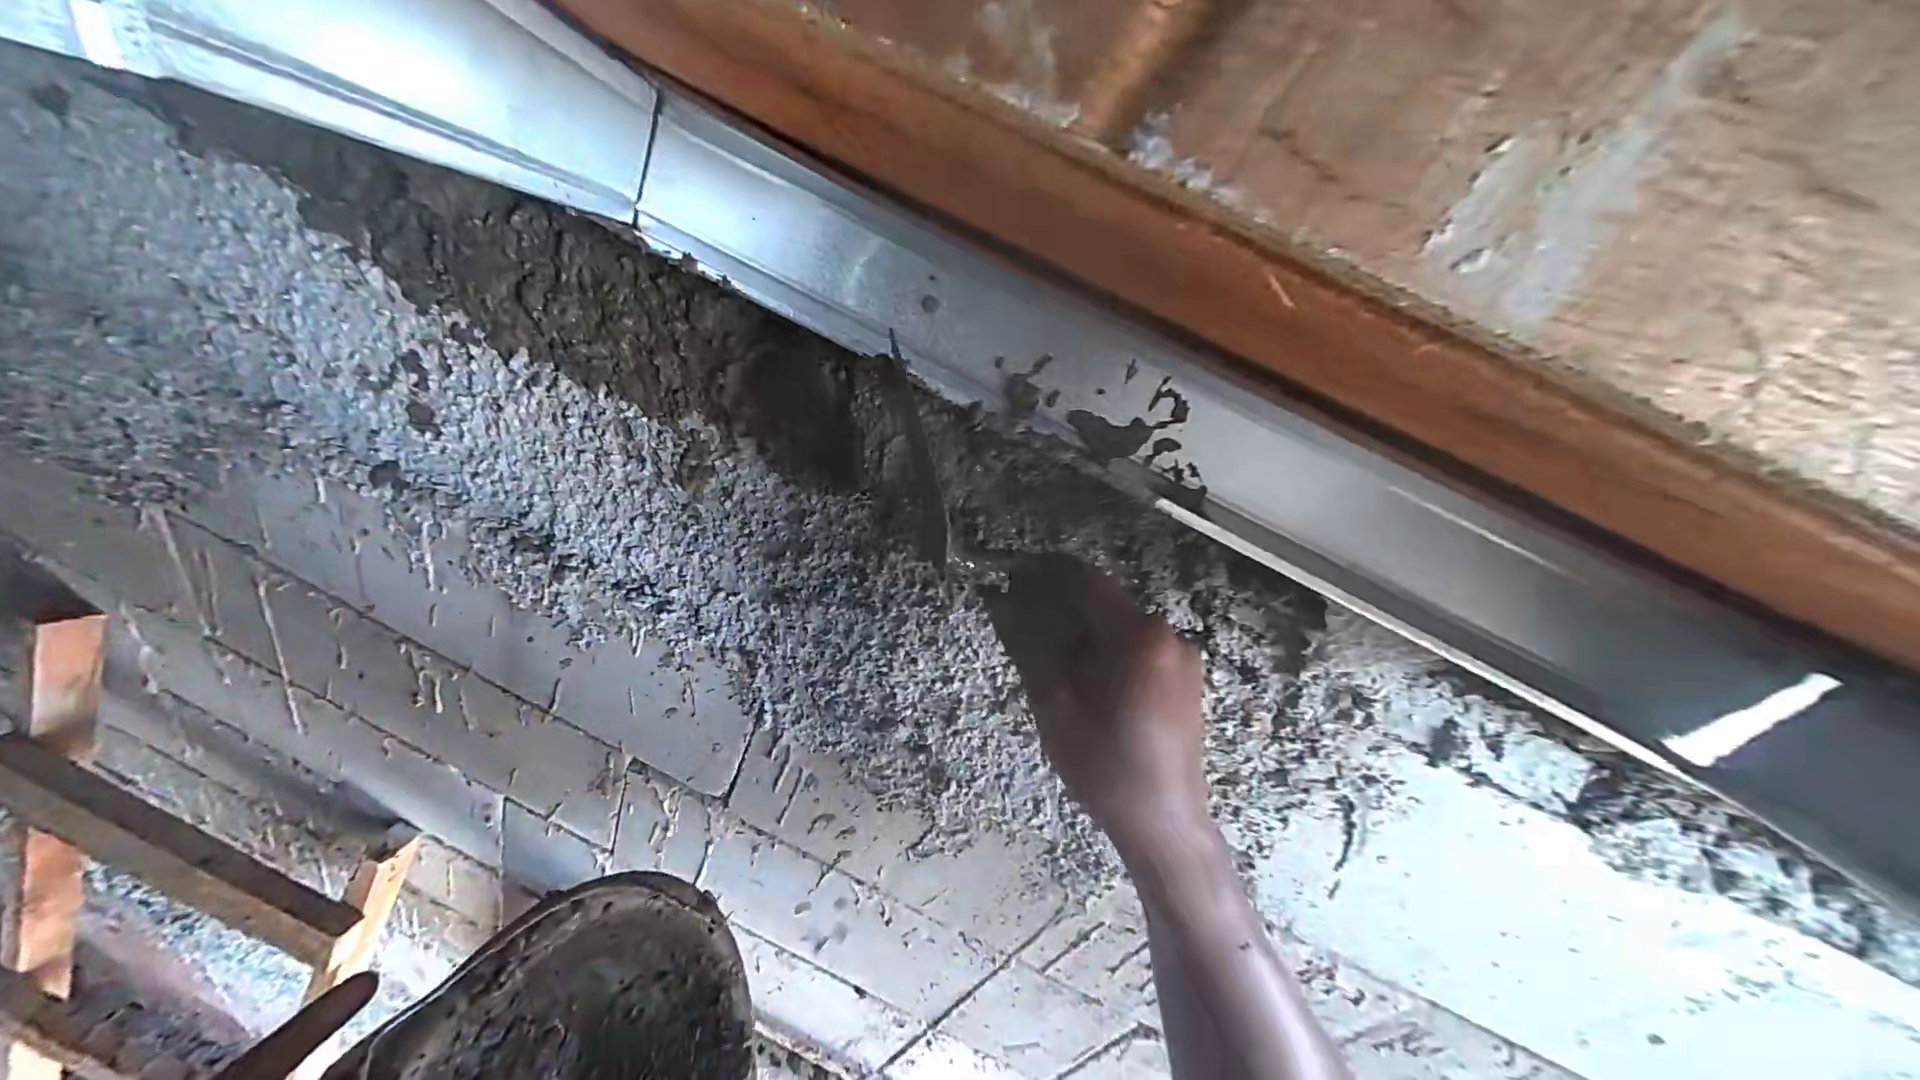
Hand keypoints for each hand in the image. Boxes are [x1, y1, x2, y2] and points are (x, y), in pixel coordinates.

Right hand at [984, 554, 1209, 855]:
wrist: (1164, 823)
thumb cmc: (1104, 766)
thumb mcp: (1054, 703)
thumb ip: (1028, 643)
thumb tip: (999, 597)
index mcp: (1139, 635)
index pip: (1083, 580)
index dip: (1041, 571)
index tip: (1008, 575)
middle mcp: (1168, 634)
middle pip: (1101, 601)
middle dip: (1058, 605)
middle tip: (1019, 626)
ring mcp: (1181, 656)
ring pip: (1117, 625)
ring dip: (1079, 630)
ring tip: (1048, 661)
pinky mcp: (1183, 676)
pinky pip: (1135, 646)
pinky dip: (1104, 649)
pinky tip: (1083, 681)